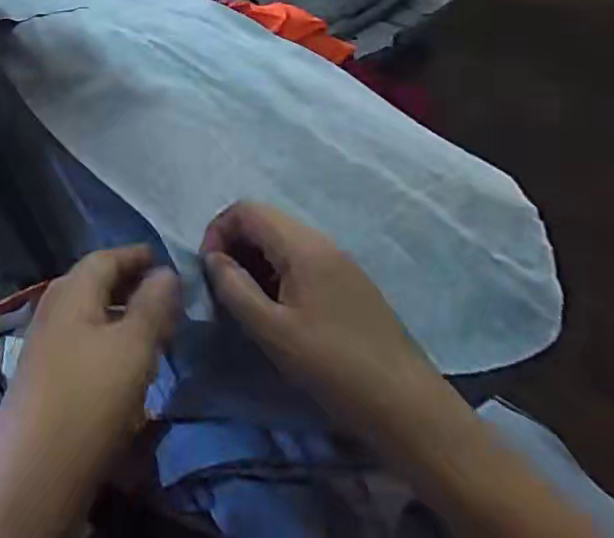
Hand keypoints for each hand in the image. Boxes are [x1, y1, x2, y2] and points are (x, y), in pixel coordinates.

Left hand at [0, 246, 178, 537]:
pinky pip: (83, 342)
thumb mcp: (133, 347)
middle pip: (94, 284)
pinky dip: (108, 341)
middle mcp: (53, 309)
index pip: (105, 258)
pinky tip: (126, 364)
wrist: (32, 473)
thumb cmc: (89, 397)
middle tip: (163, 293)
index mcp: (71, 291)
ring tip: (152, 328)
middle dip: (129, 284)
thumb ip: (153, 305)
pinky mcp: (46, 378)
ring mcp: (45, 344)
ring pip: (89, 315)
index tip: (162, 258)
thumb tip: (166, 272)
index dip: (135, 256)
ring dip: (120, 314)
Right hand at [204, 204, 601, 537]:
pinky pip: (302, 258)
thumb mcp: (271, 331)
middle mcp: (322, 241)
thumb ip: (234, 288)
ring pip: (283, 239)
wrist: (404, 404)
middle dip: (234, 243)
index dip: (218, 231)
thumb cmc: (331, 366)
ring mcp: (339, 260)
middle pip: (265, 219)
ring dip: (255, 258)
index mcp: (303, 245)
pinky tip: (277, 307)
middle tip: (223, 286)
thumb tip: (213, 259)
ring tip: (245, 300)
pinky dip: (277, 270)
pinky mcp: (348, 281)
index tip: (208, 269)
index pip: (246, 209)